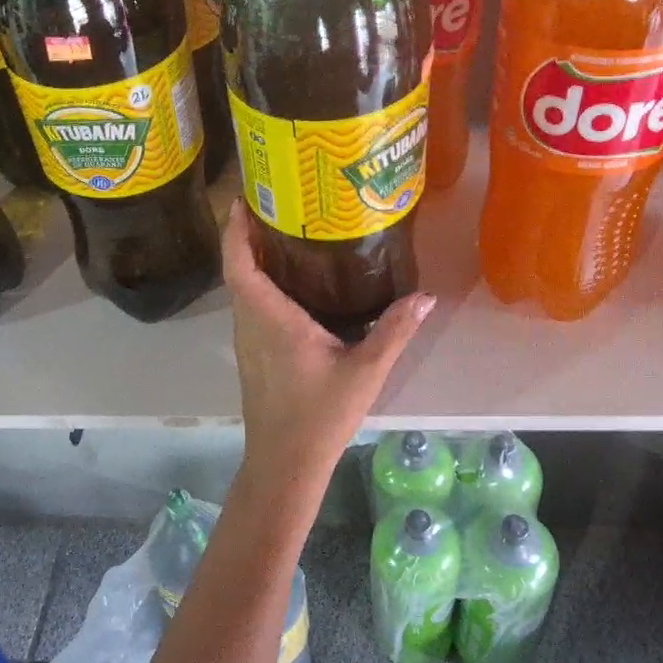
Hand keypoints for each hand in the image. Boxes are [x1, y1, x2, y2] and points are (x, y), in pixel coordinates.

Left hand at [223, 199, 433, 483]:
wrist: (284, 464)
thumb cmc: (319, 416)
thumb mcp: (364, 372)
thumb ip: (393, 331)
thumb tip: (424, 296)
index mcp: (270, 318)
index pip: (239, 262)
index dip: (237, 228)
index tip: (248, 198)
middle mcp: (250, 322)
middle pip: (238, 268)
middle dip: (250, 234)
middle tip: (280, 206)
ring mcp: (247, 340)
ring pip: (242, 288)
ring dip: (255, 259)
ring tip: (288, 234)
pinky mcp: (252, 354)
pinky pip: (250, 306)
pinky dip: (261, 283)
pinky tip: (293, 282)